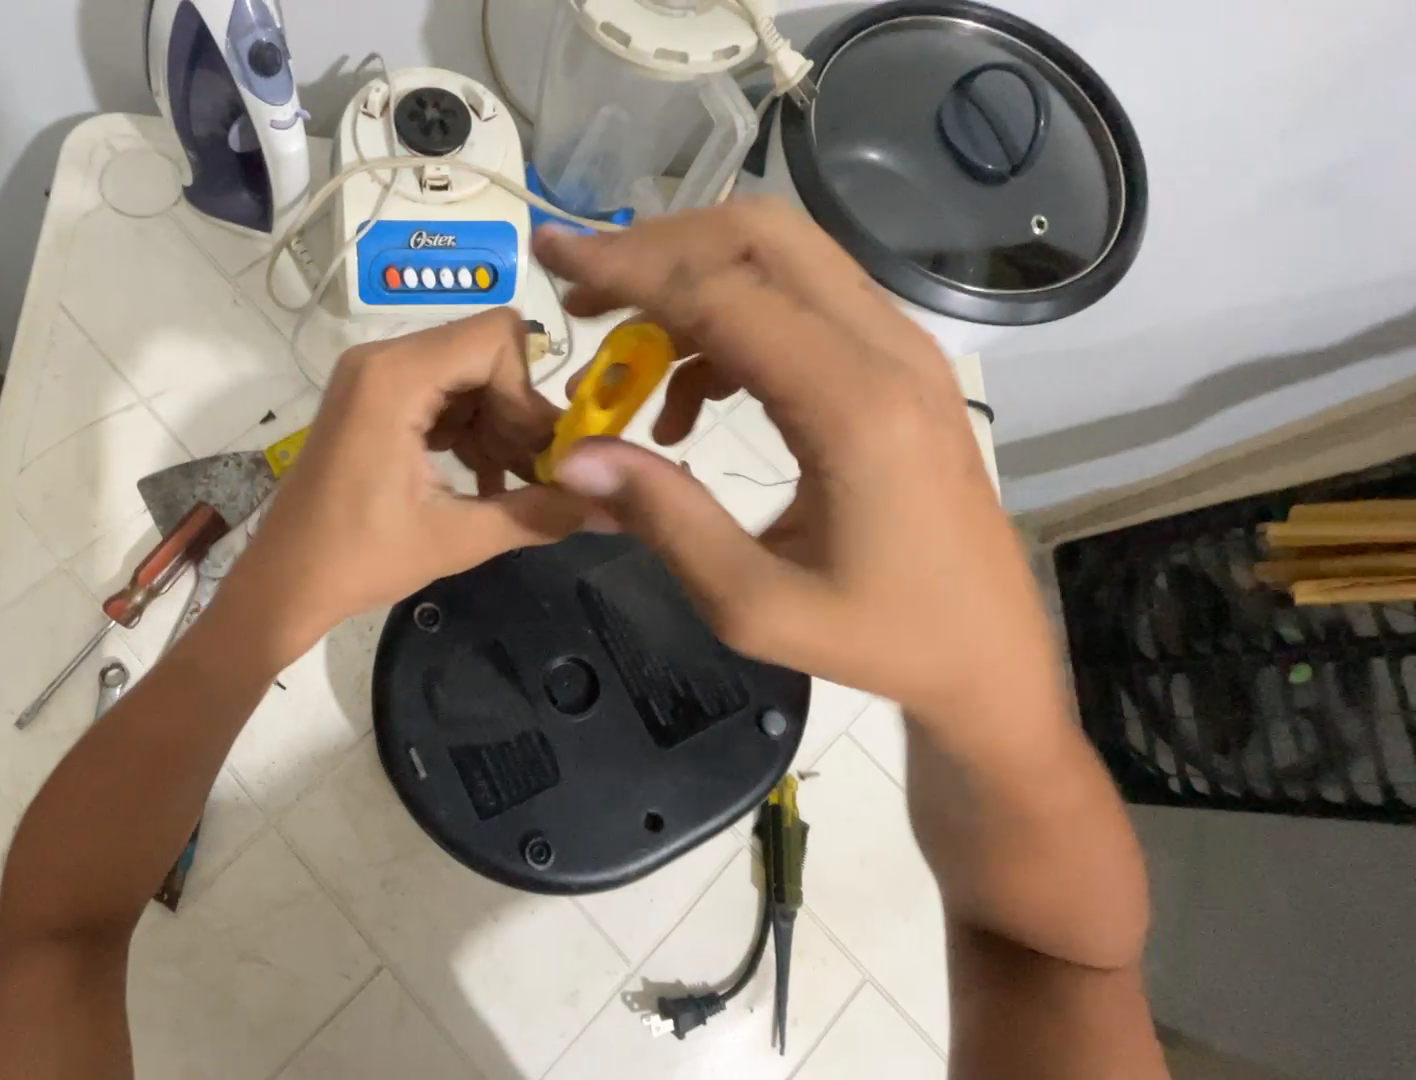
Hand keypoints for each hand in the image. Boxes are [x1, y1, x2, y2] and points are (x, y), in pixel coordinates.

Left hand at [224, 309, 583, 664]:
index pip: (497, 337)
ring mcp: (374, 379)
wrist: (284, 584)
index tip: (540, 453)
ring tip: (515, 487)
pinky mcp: (373, 402)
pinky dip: (471, 435)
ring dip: (499, 429)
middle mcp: (382, 360)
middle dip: (519, 415)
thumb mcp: (457, 539)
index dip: (530, 393)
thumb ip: (539, 515)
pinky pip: (442, 398)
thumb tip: (613, 509)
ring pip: (468, 378)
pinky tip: (487, 484)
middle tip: (538, 476)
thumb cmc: (358, 559)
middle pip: (484, 355)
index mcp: (395, 377)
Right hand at [534, 201, 1056, 719]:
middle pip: (761, 238)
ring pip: (782, 257)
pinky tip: (687, 403)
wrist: (986, 651)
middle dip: (655, 250)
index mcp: (852, 407)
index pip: (722, 293)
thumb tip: (572, 456)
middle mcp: (887, 351)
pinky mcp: (896, 365)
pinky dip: (725, 326)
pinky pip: (798, 303)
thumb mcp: (752, 602)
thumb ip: (663, 518)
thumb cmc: (876, 637)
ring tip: (621, 353)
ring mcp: (900, 350)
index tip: (548, 252)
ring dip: (688, 282)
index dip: (626, 267)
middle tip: (581, 292)